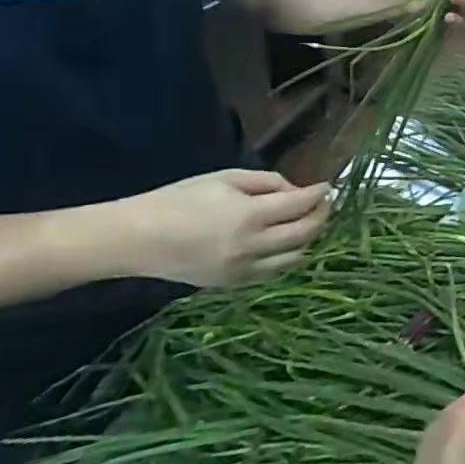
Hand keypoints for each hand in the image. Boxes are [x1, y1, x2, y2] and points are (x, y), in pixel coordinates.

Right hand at [102, 170, 330, 287]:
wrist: (135, 239)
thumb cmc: (180, 199)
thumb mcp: (228, 178)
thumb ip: (268, 183)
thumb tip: (296, 190)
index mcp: (249, 216)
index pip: (300, 204)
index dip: (319, 194)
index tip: (329, 186)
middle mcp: (250, 247)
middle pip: (305, 234)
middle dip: (322, 216)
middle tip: (327, 203)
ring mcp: (242, 271)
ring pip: (294, 257)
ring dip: (309, 239)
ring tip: (311, 222)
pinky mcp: (231, 285)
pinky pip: (273, 272)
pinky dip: (288, 257)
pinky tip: (289, 243)